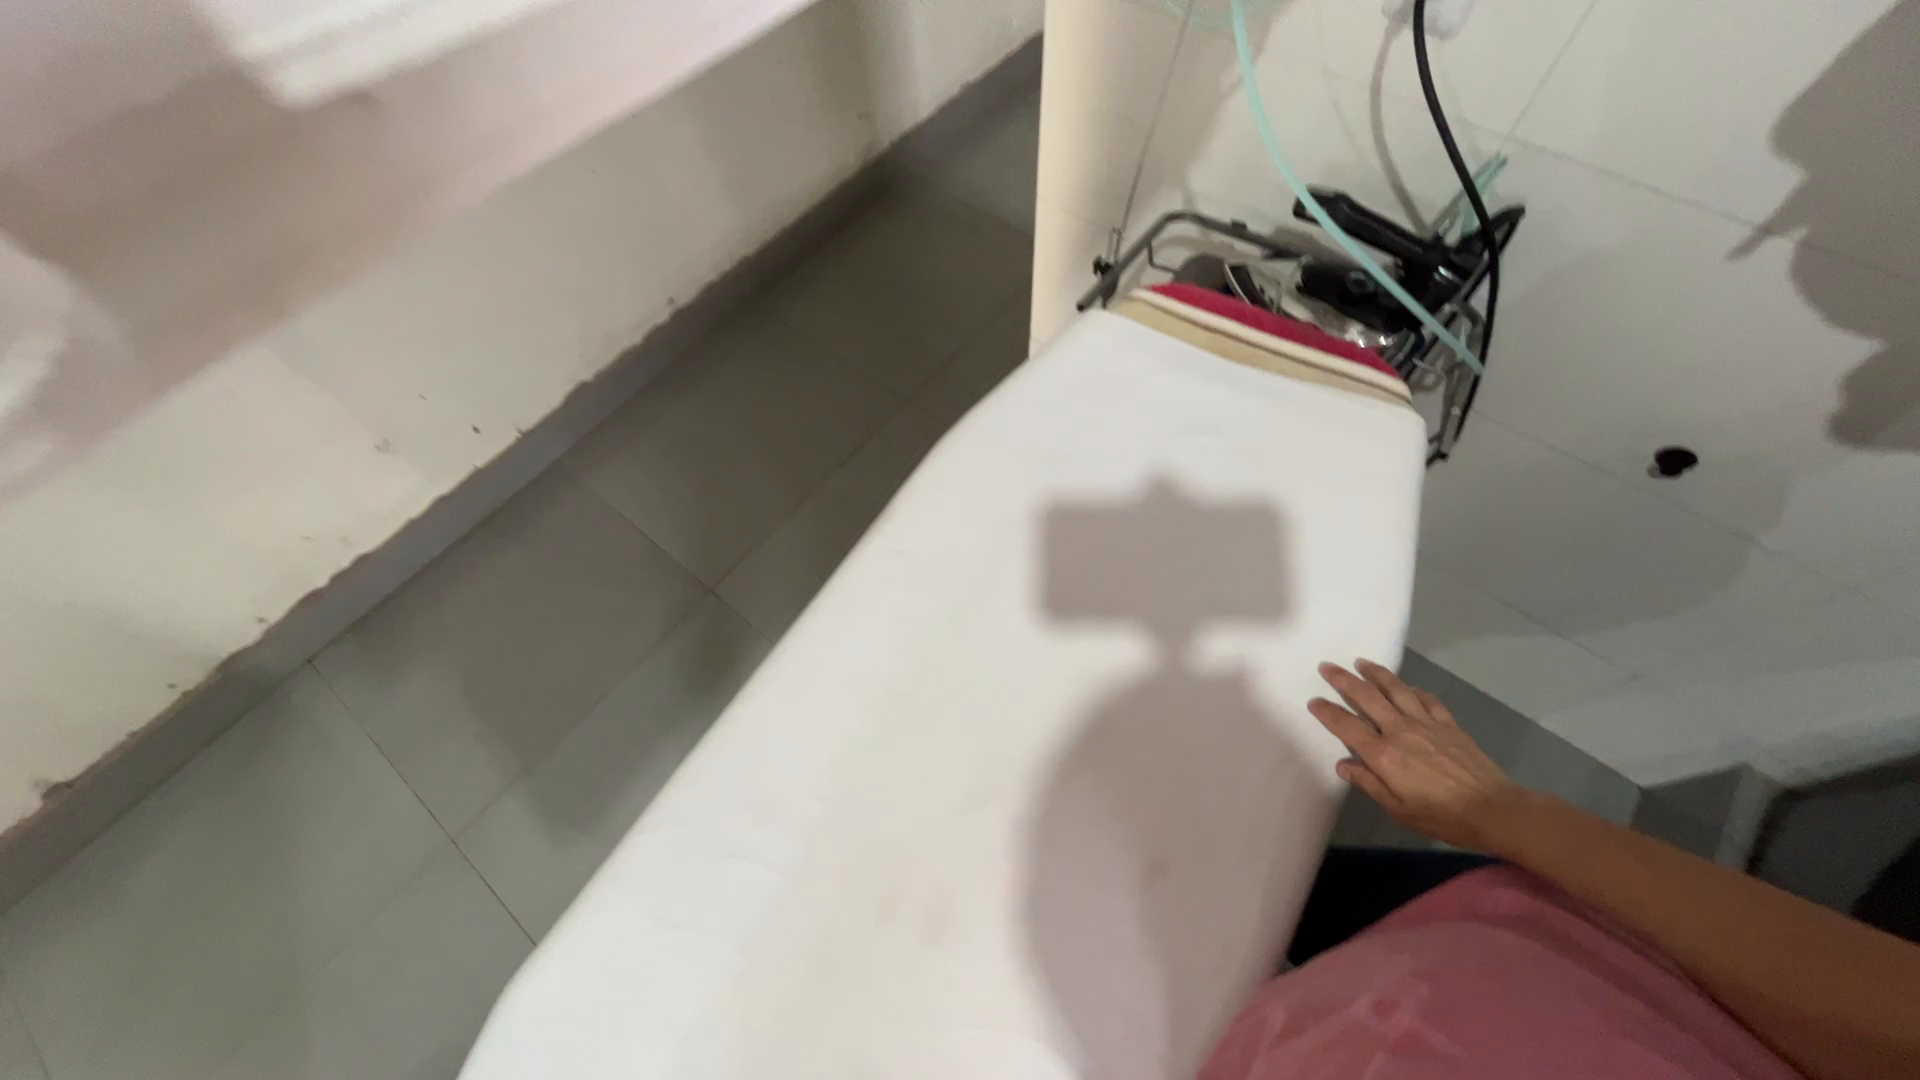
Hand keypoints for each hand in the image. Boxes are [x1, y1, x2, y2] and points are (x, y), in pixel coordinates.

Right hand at [1309, 660, 1526, 850]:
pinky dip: (1412, 688)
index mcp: (1383, 754)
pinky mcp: (1448, 724)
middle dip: (1344, 679)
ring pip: (1396, 689)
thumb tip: (1344, 765)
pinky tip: (1406, 686)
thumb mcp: (1397, 808)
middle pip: (1367, 697)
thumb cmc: (1441, 815)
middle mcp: (1400, 730)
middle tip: (1328, 666)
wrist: (1493, 810)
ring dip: (1376, 674)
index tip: (1314, 701)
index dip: (1327, 711)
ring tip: (1362, 663)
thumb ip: (1369, 783)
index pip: (1346, 725)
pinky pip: (1426, 698)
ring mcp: (1426, 723)